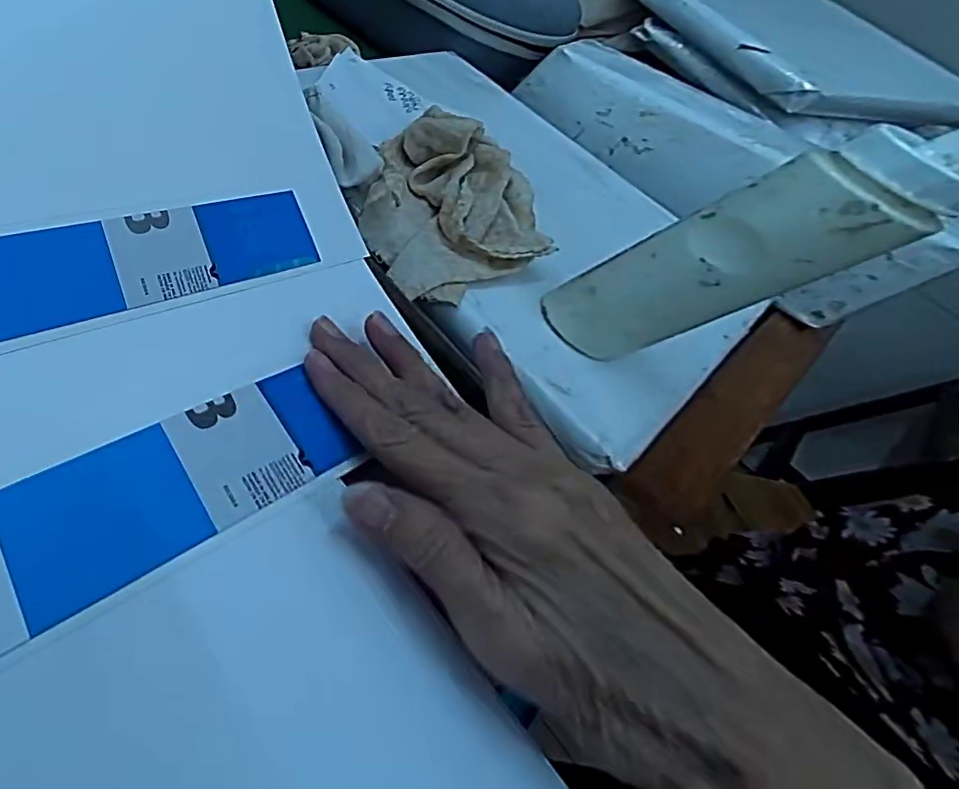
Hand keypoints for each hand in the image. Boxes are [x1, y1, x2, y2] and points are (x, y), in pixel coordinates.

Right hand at [305, 312, 916, 788]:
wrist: (725, 716)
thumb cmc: (597, 685)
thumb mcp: (501, 639)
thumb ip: (430, 556)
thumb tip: (358, 495)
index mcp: (495, 512)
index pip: (400, 440)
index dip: (350, 399)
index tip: (315, 361)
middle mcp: (521, 477)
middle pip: (423, 409)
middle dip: (367, 365)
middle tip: (326, 327)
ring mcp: (550, 475)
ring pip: (462, 403)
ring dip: (411, 362)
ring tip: (376, 324)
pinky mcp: (573, 485)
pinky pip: (524, 418)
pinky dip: (499, 377)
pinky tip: (483, 345)